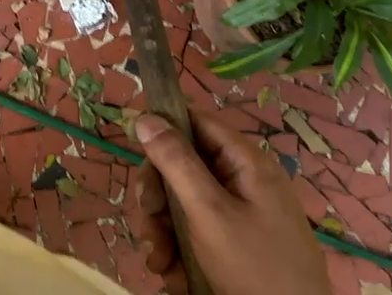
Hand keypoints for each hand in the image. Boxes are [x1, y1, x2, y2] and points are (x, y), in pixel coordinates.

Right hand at [129, 111, 329, 294]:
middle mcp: (244, 183)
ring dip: (162, 231)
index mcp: (246, 164)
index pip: (196, 122)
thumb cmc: (255, 268)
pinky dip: (179, 251)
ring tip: (159, 263)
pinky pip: (196, 232)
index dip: (163, 130)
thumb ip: (175, 161)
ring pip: (183, 203)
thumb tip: (145, 116)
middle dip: (158, 195)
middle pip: (183, 166)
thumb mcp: (208, 211)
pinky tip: (174, 276)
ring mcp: (242, 216)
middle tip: (148, 221)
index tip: (136, 151)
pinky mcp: (237, 245)